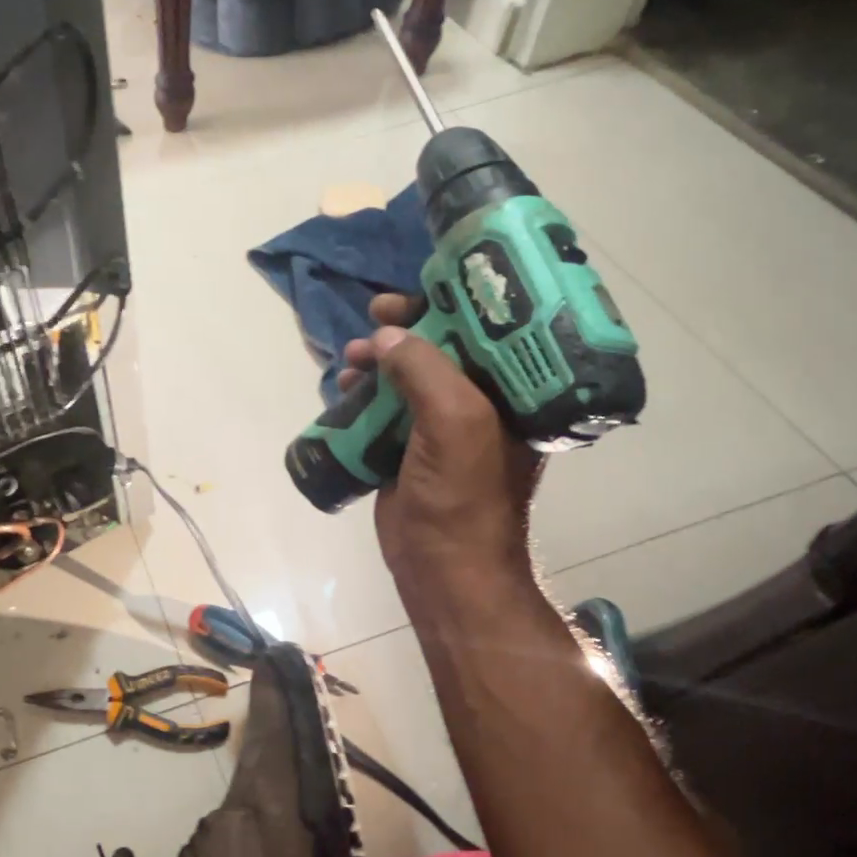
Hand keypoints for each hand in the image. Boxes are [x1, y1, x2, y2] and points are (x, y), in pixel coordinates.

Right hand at [339, 294, 541, 589]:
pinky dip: (364, 393)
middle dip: (406, 329)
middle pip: (441, 348)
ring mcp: (442, 428)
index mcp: (513, 395)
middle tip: (375, 314)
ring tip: (350, 360)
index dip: (454, 302)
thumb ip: (422, 369)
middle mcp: (482, 404)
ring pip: (408, 376)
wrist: (442, 567)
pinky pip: (385, 407)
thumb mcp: (455, 420)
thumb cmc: (464, 494)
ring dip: (378, 361)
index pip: (489, 330)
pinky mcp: (409, 449)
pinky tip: (343, 389)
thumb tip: (384, 337)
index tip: (419, 289)